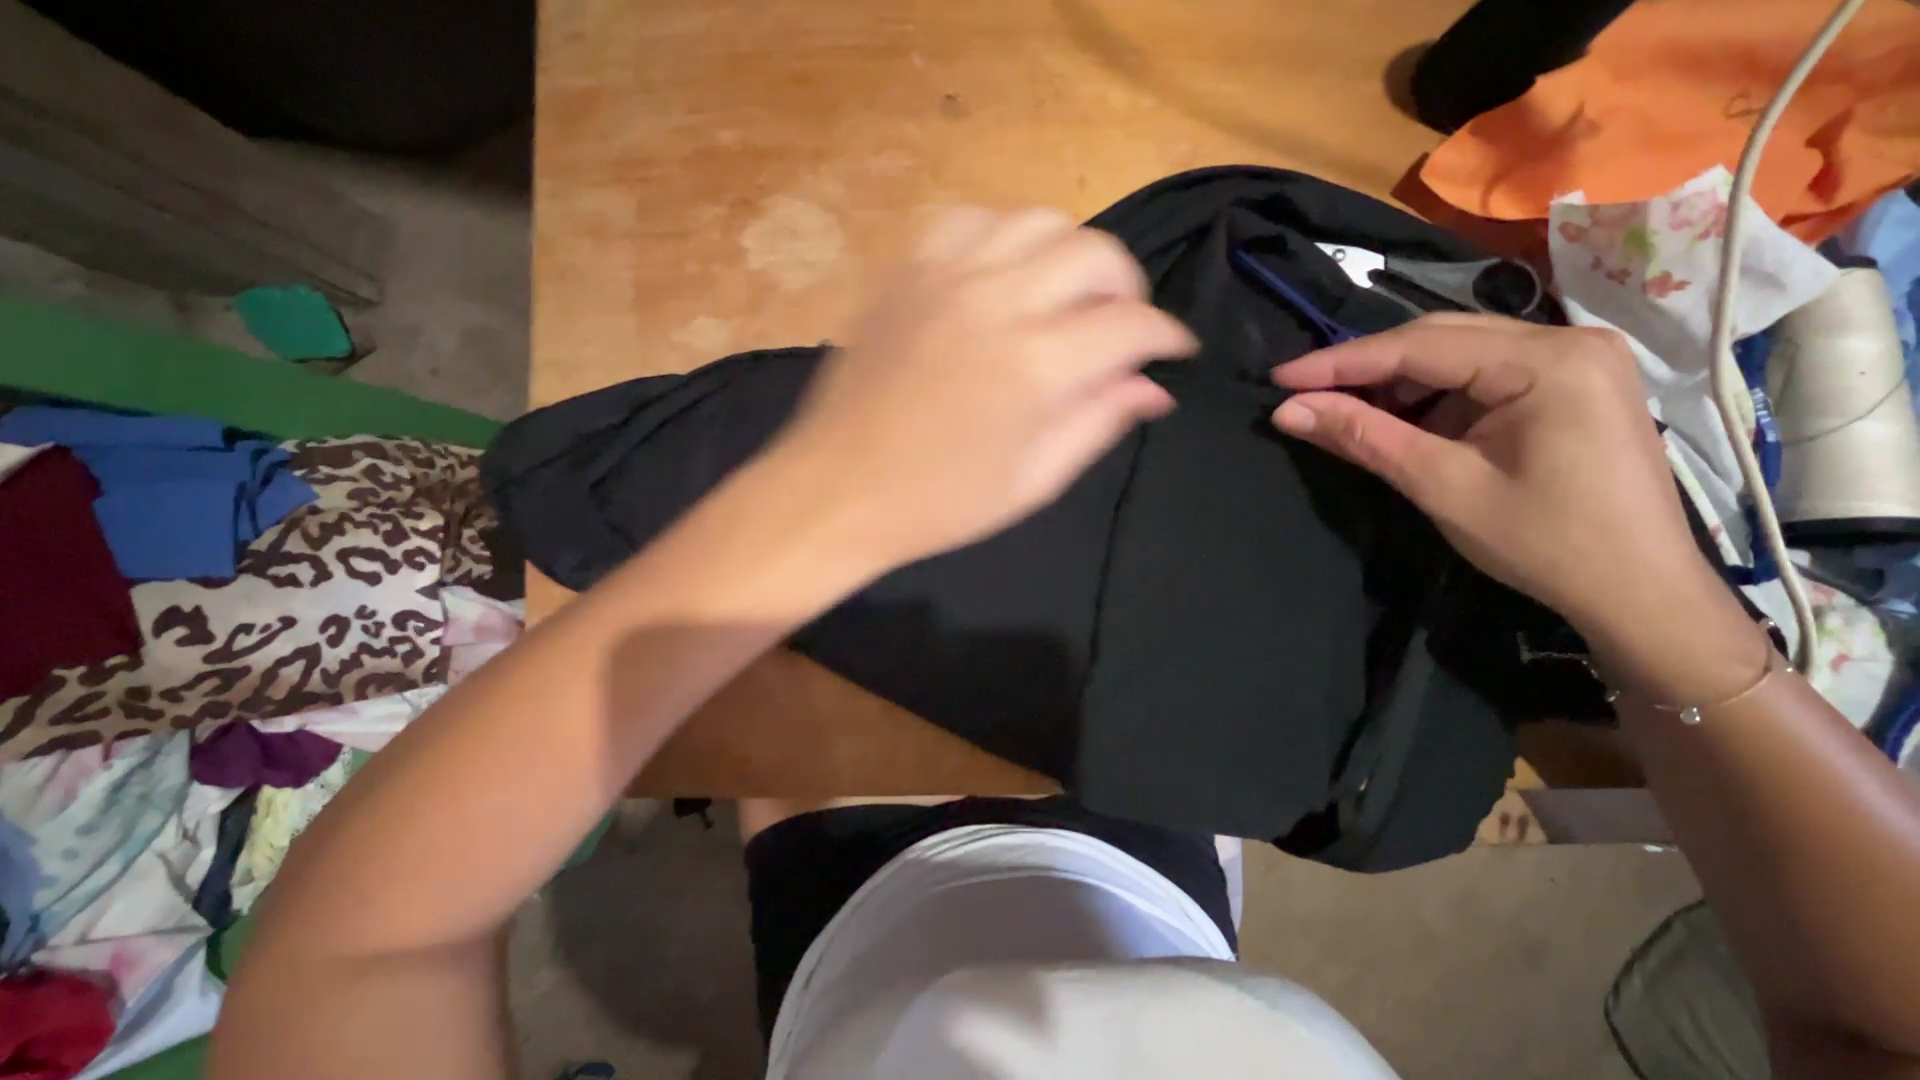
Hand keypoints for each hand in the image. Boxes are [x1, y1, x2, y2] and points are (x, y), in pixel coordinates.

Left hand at [771, 207, 1196, 566]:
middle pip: (1094, 252)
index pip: (1130, 323)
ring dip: (1068, 252)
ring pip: (1036, 220)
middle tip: (1122, 323)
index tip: (1171, 352)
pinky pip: (968, 219)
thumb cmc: (939, 504)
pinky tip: (1002, 273)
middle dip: (1127, 285)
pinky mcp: (905, 272)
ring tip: (1066, 294)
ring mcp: (944, 278)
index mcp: (1034, 367)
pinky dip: (1000, 236)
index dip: (1166, 336)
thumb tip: (1152, 387)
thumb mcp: (1033, 481)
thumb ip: (1098, 423)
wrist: (837, 491)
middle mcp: (996, 303)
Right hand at [1268, 314, 1723, 639]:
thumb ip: (1365, 438)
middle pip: (1442, 338)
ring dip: (1402, 383)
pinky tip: (1406, 421)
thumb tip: (1288, 410)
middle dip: (1370, 368)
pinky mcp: (1576, 384)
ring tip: (1348, 412)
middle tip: (1305, 394)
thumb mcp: (1443, 487)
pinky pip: (1488, 374)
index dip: (1342, 362)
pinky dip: (1439, 397)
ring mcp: (1579, 359)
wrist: (1641, 592)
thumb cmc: (1546, 543)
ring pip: (1462, 354)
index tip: (1281, 379)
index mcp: (1548, 359)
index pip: (1420, 346)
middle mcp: (1570, 339)